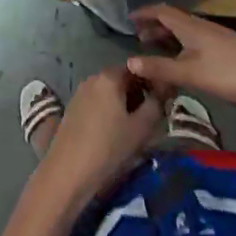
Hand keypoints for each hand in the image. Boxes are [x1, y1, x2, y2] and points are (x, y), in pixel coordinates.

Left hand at [40, 67, 161, 197]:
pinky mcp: (73, 106)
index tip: (165, 99)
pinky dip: (110, 109)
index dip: (152, 81)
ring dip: (124, 102)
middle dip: (139, 92)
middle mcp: (92, 78)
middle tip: (153, 116)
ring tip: (136, 126)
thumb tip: (164, 90)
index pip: (136, 69)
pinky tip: (116, 130)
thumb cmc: (110, 146)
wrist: (70, 167)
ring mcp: (80, 91)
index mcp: (108, 77)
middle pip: (121, 78)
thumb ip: (156, 105)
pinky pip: (97, 100)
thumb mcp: (141, 128)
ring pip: (109, 91)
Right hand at [127, 4, 235, 119]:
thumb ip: (159, 68)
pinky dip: (184, 47)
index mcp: (190, 26)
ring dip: (170, 37)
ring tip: (158, 51)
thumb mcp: (191, 74)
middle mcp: (203, 27)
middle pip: (173, 20)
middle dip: (154, 26)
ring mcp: (220, 39)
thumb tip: (128, 61)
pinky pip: (198, 42)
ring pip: (187, 32)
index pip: (160, 11)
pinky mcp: (232, 52)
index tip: (128, 20)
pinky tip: (187, 64)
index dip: (144, 13)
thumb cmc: (233, 74)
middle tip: (139, 38)